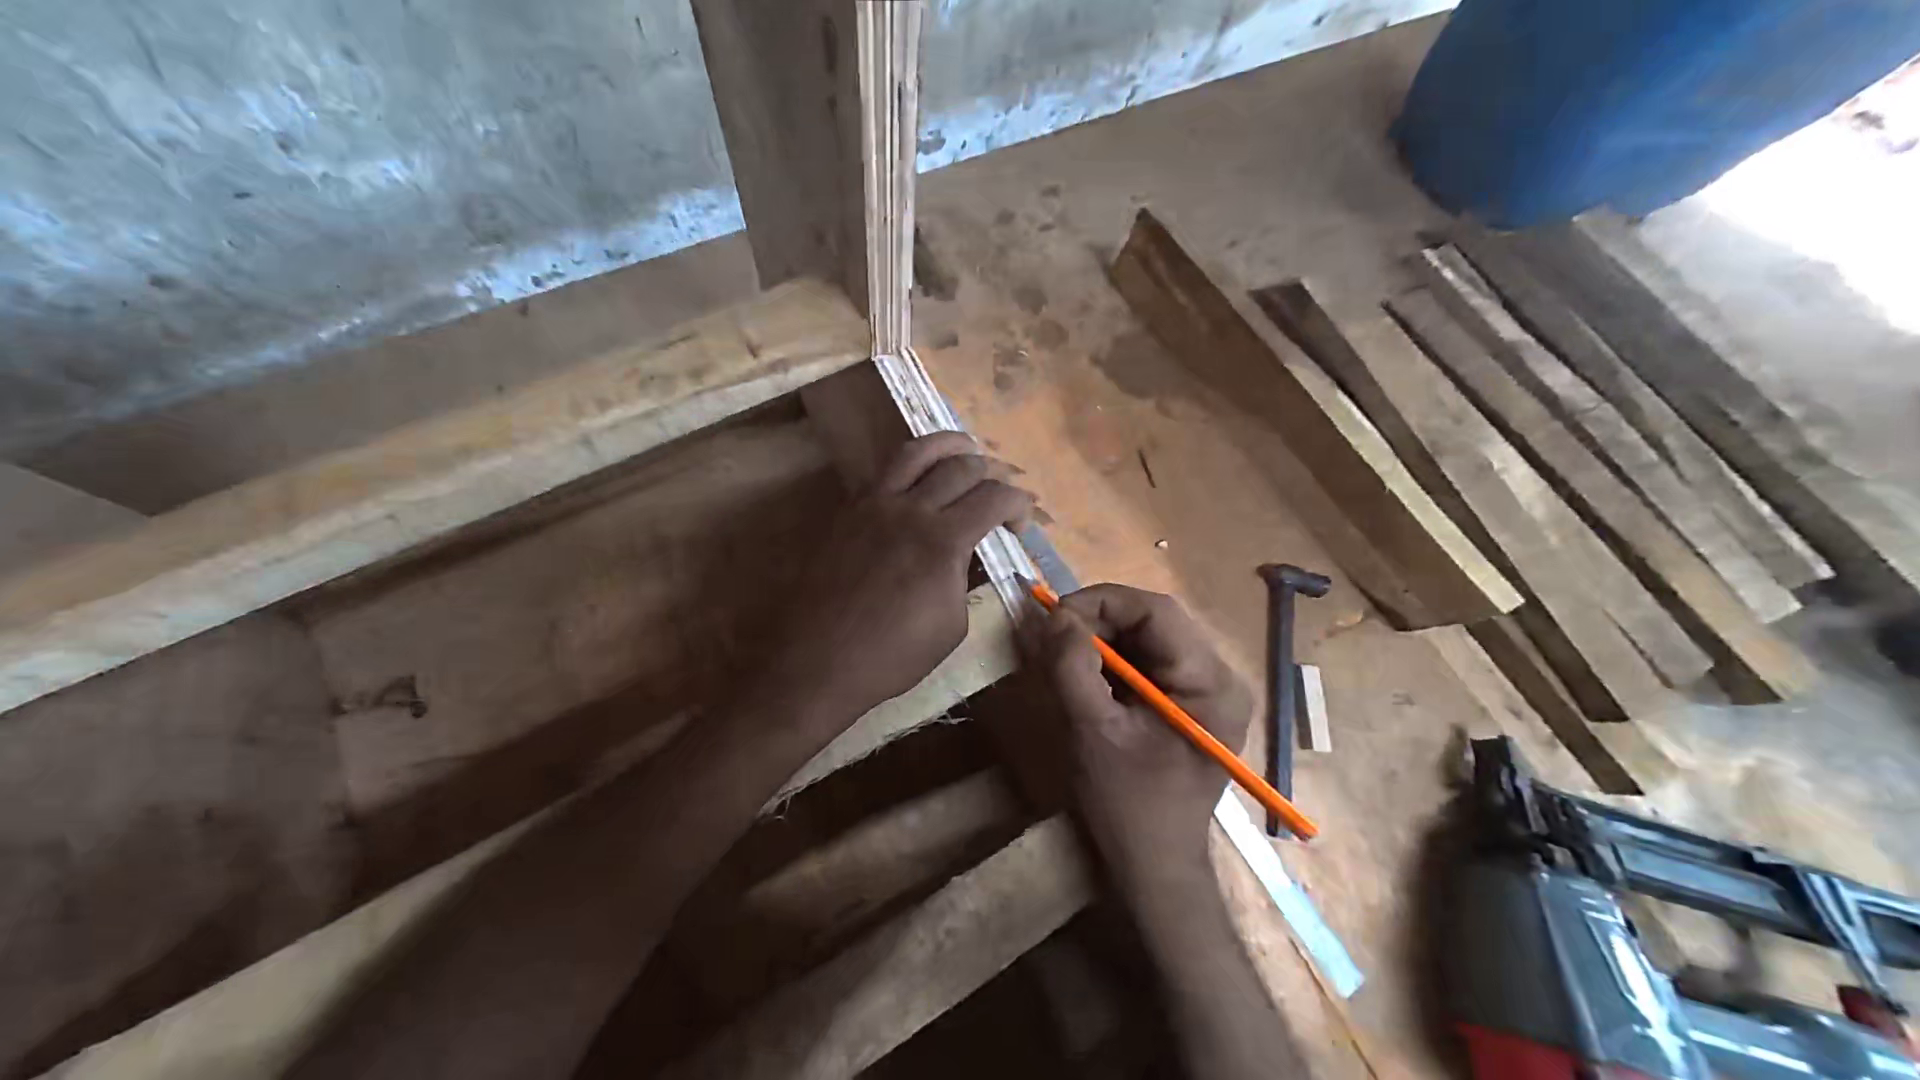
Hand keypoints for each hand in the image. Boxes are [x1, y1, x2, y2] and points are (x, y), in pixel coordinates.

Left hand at [766, 432, 1035, 725]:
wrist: (817, 660)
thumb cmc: (891, 655)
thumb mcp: (951, 626)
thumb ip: (964, 580)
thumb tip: (968, 555)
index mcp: (943, 541)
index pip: (995, 497)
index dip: (1019, 503)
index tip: (1021, 522)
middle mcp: (910, 509)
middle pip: (962, 466)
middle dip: (994, 472)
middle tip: (1002, 489)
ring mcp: (874, 504)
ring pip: (916, 451)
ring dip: (949, 445)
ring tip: (966, 448)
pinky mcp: (848, 510)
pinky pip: (882, 470)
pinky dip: (910, 463)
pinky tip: (917, 474)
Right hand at [1041, 585, 1252, 883]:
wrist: (1153, 865)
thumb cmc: (1126, 804)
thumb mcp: (1090, 730)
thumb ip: (1071, 666)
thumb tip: (1055, 616)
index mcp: (1210, 684)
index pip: (1156, 611)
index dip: (1101, 602)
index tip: (1055, 618)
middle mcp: (1220, 676)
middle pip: (1155, 619)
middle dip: (1100, 620)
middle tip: (1056, 636)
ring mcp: (1209, 688)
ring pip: (1149, 635)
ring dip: (1104, 637)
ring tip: (1067, 654)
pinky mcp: (1191, 700)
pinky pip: (1150, 658)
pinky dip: (1114, 657)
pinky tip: (1088, 673)